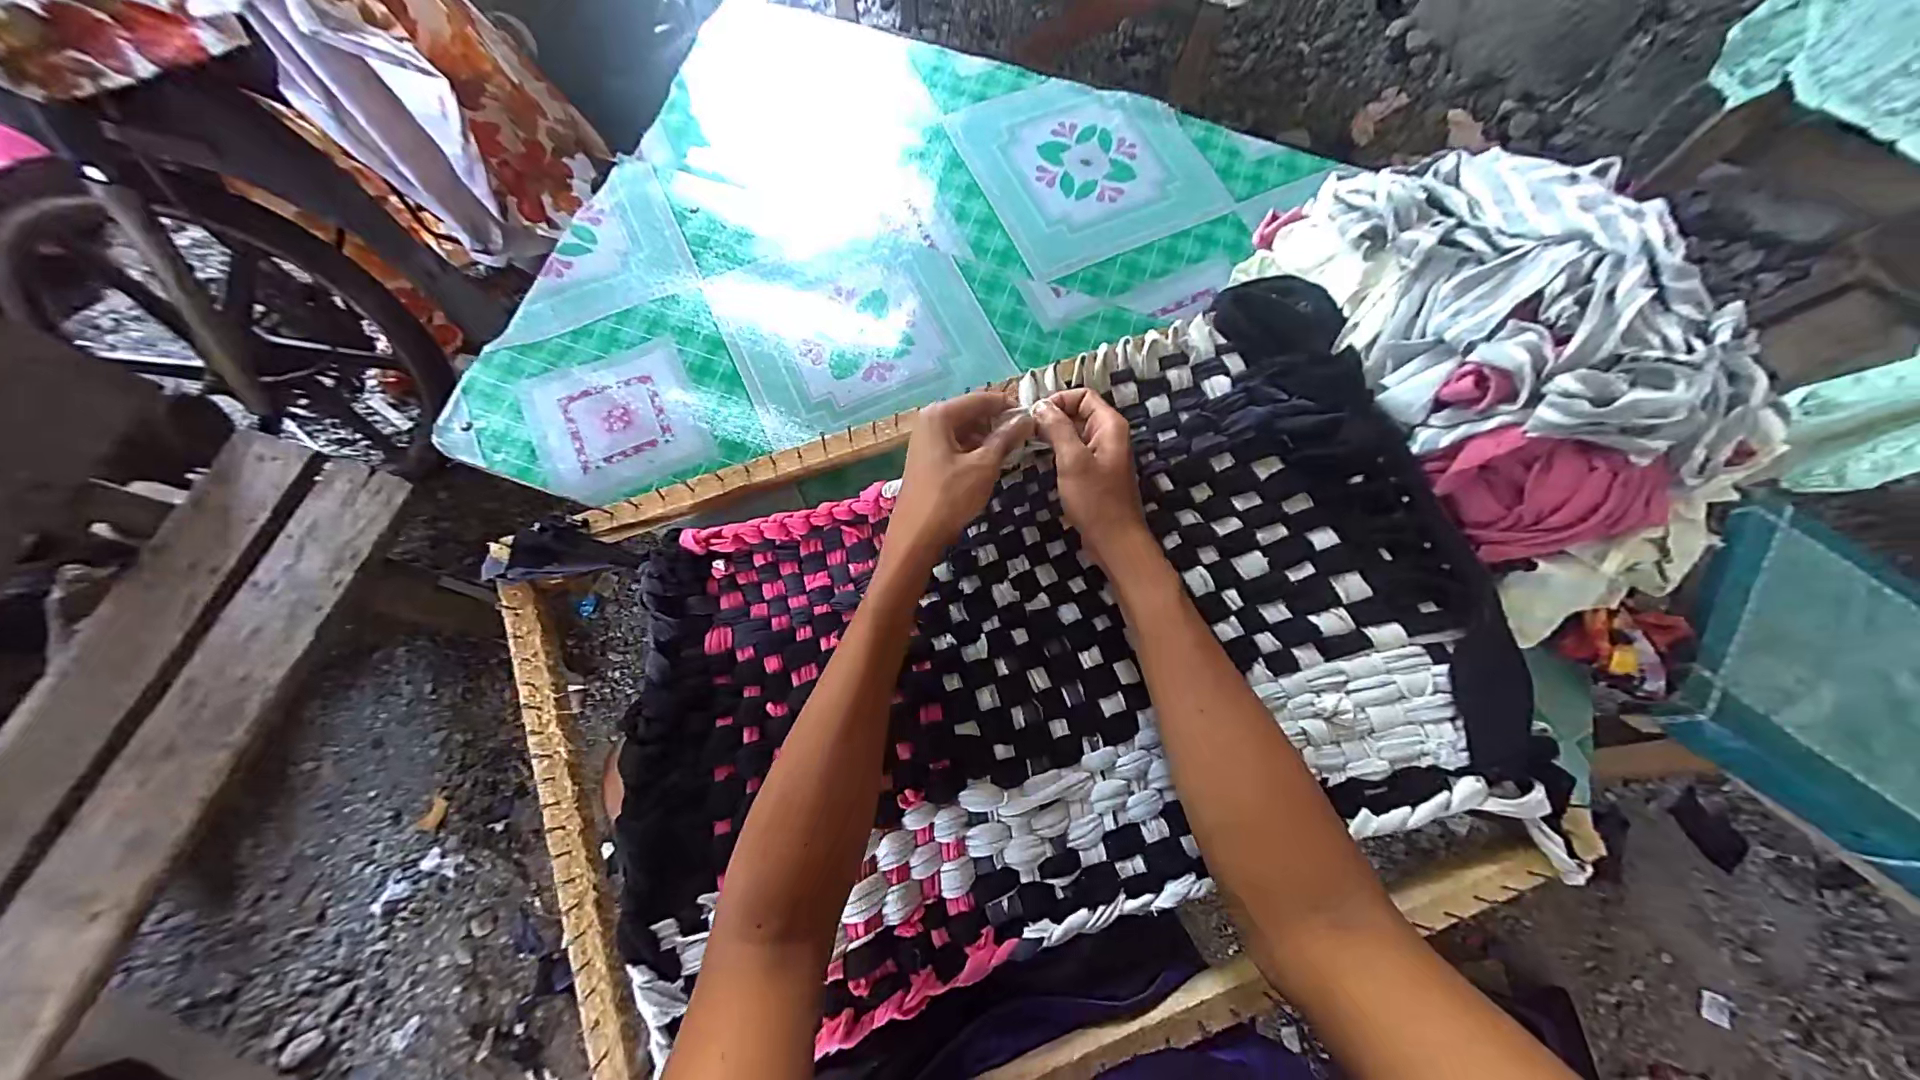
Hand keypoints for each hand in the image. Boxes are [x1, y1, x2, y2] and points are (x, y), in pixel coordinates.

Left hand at [886, 390, 1032, 566]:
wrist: (916, 535)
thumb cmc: (950, 498)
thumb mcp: (984, 465)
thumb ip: (1006, 437)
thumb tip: (1028, 418)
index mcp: (940, 414)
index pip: (983, 398)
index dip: (1011, 407)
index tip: (1035, 420)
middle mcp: (930, 420)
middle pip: (974, 412)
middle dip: (999, 424)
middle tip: (1026, 440)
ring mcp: (927, 439)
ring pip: (967, 430)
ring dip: (990, 439)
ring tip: (1012, 454)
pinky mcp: (929, 458)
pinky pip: (958, 445)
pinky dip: (976, 451)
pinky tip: (991, 465)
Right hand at [1032, 389, 1157, 574]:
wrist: (1114, 540)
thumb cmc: (1095, 500)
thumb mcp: (1072, 460)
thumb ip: (1057, 428)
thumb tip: (1041, 406)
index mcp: (1110, 426)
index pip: (1082, 395)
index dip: (1058, 400)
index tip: (1033, 416)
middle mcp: (1109, 435)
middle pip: (1078, 412)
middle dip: (1052, 417)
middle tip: (1026, 431)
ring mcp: (1103, 455)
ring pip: (1075, 433)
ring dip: (1053, 435)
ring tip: (1029, 444)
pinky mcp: (1095, 473)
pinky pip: (1075, 452)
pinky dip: (1059, 452)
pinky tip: (1043, 461)